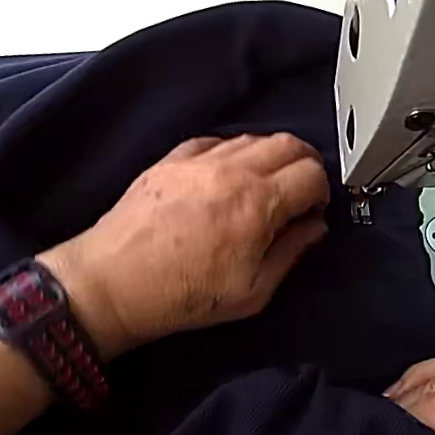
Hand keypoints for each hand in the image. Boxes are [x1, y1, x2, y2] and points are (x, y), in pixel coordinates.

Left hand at [41, 133, 329, 357]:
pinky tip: (223, 178)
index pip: (312, 173)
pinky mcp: (168, 162)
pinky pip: (211, 142)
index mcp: (256, 203)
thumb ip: (290, 253)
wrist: (114, 283)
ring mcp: (196, 162)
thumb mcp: (251, 292)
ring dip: (267, 158)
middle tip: (296, 192)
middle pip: (288, 144)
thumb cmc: (179, 295)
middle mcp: (229, 171)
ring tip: (259, 188)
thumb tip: (312, 228)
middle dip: (302, 165)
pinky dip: (228, 154)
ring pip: (250, 138)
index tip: (311, 210)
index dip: (320, 192)